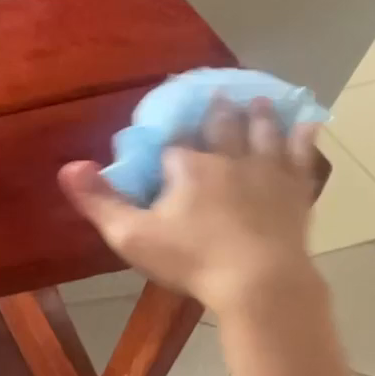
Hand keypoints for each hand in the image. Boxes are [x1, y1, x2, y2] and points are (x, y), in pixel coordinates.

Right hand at [59, 97, 323, 317]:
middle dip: (216, 112)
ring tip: (258, 101)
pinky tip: (307, 124)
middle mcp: (228, 157)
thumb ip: (100, 202)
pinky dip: (302, 136)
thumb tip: (68, 167)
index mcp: (187, 167)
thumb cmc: (189, 259)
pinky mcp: (295, 189)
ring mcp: (267, 170)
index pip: (171, 144)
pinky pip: (300, 154)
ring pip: (262, 133)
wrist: (258, 280)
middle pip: (221, 127)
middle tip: (217, 95)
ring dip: (259, 116)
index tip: (163, 134)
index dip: (165, 139)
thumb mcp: (131, 236)